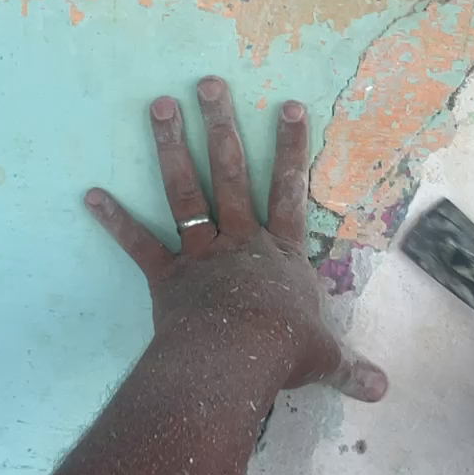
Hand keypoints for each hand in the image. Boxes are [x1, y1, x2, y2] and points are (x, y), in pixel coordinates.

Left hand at [84, 76, 386, 400]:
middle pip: (230, 173)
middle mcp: (240, 241)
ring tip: (158, 105)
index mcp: (280, 253)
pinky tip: (91, 196)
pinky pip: (139, 245)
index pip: (289, 190)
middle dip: (221, 126)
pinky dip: (115, 222)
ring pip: (185, 192)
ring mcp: (201, 254)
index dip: (290, 149)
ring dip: (171, 148)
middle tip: (209, 83)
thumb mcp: (324, 359)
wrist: (235, 363)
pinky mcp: (166, 277)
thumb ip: (350, 368)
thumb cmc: (282, 353)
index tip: (288, 106)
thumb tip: (383, 392)